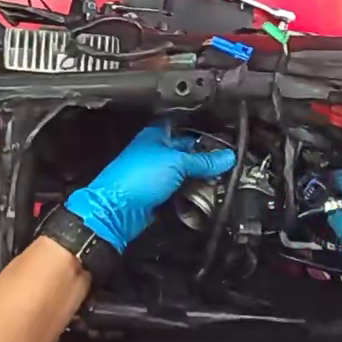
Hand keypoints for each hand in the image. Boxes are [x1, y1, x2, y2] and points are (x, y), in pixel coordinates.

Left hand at [65, 124, 235, 250]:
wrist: (115, 211)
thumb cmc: (134, 178)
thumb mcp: (176, 163)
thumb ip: (203, 161)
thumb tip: (225, 158)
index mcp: (157, 136)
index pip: (188, 131)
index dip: (206, 137)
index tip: (224, 147)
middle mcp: (156, 154)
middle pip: (189, 155)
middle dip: (206, 163)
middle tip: (224, 169)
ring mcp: (156, 176)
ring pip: (186, 176)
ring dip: (200, 182)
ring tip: (215, 186)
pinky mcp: (157, 196)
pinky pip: (180, 194)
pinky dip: (190, 197)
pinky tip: (200, 200)